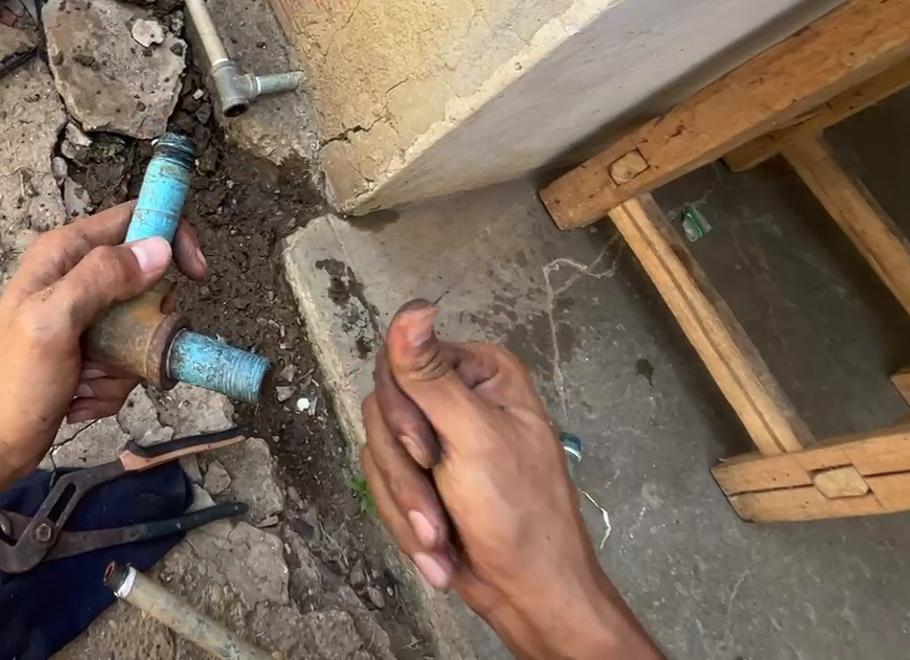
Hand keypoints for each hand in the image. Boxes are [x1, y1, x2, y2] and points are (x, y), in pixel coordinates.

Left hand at [0, 202, 207, 484]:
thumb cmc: (13, 382)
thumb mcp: (54, 321)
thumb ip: (101, 278)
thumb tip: (158, 249)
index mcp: (65, 252)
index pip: (133, 218)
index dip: (170, 236)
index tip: (195, 274)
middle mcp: (77, 274)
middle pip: (146, 280)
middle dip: (145, 324)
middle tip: (120, 350)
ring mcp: (85, 314)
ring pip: (142, 326)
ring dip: (125, 363)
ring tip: (86, 380)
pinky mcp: (91, 348)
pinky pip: (129, 358)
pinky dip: (113, 383)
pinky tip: (79, 396)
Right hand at [361, 302, 659, 659]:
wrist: (531, 602)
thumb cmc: (520, 517)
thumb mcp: (473, 439)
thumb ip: (431, 375)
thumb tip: (413, 306)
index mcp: (478, 371)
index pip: (400, 360)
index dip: (401, 411)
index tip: (424, 454)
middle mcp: (454, 392)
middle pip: (383, 408)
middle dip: (405, 474)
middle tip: (435, 515)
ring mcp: (435, 433)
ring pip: (378, 448)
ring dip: (406, 504)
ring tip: (439, 541)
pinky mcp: (420, 471)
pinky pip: (382, 479)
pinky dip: (404, 519)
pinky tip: (437, 548)